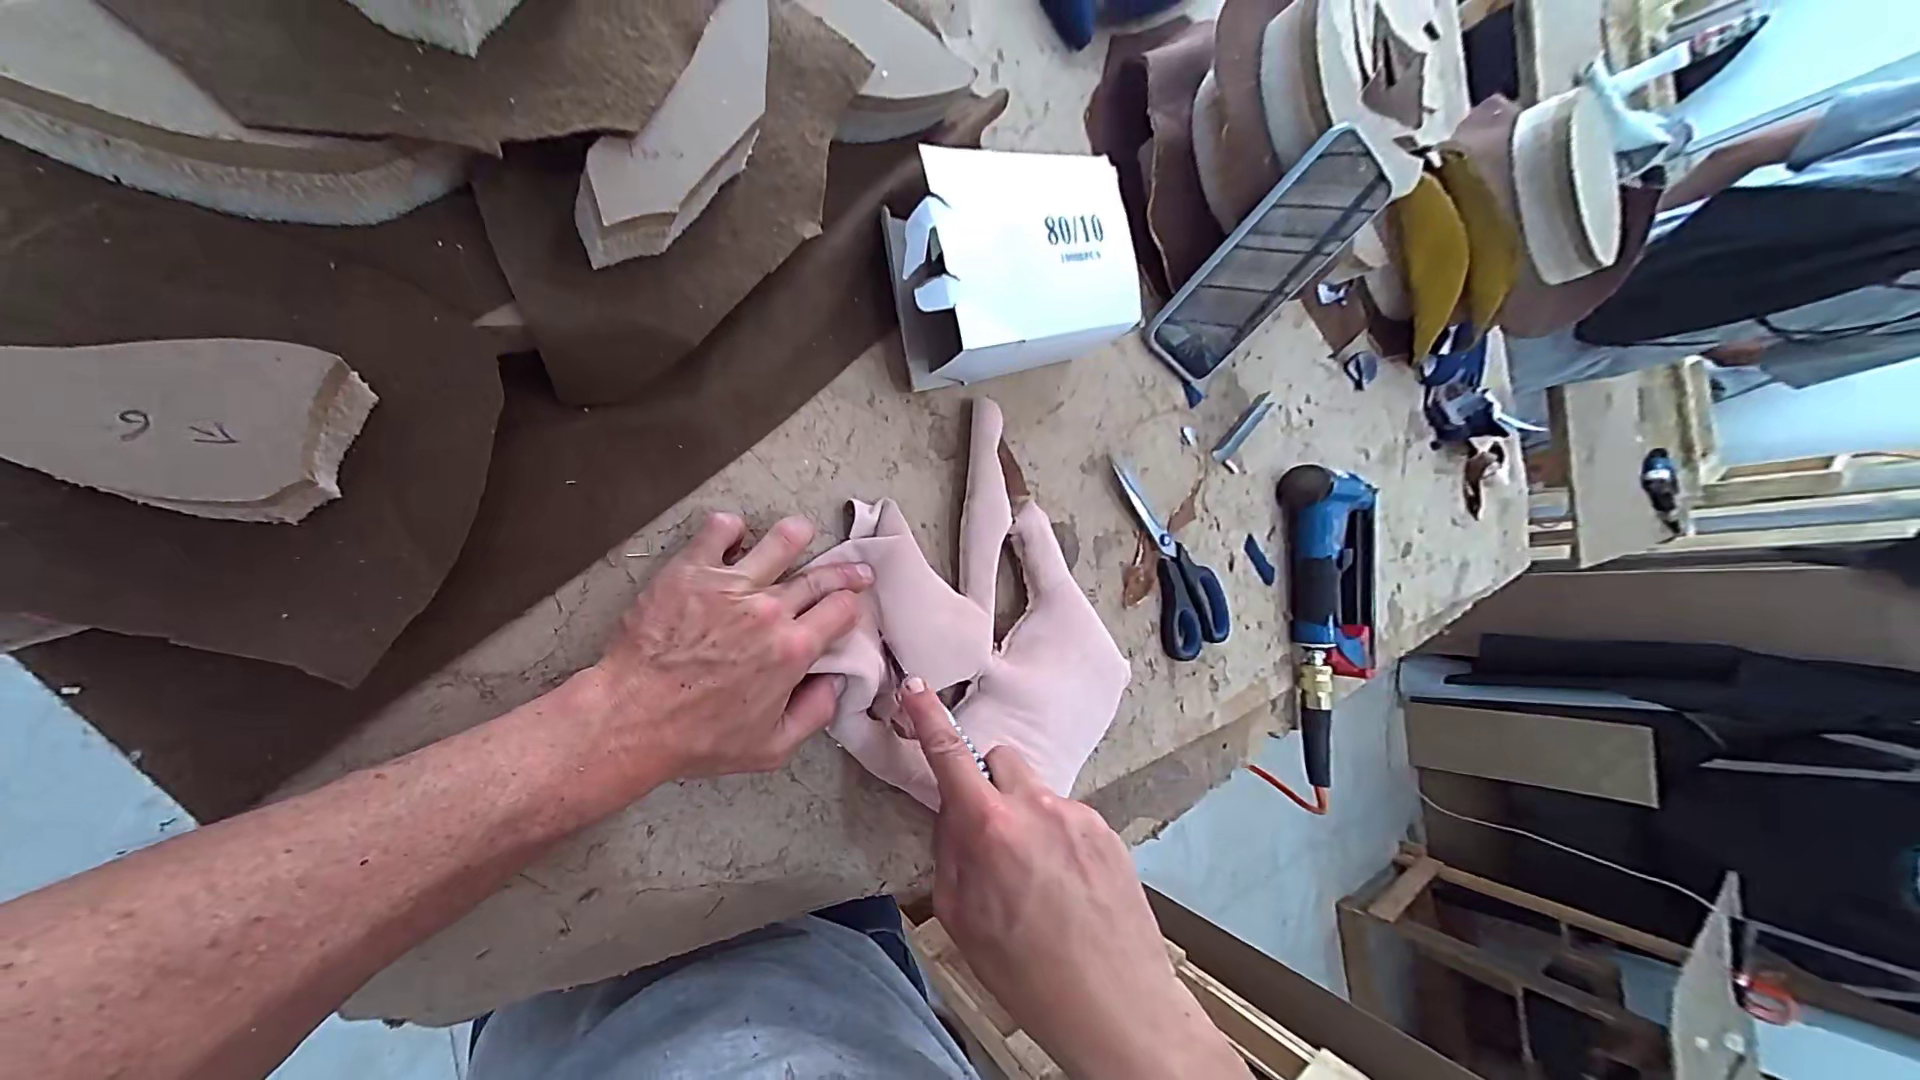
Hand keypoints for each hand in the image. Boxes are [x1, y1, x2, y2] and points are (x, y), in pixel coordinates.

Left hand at [577, 512, 871, 791]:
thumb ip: (816, 714)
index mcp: (792, 649)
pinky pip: (721, 529)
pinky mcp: (692, 572)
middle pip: (822, 575)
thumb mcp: (772, 748)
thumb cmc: (696, 737)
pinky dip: (732, 528)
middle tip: (854, 569)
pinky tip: (734, 537)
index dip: (852, 605)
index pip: (842, 609)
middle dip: (845, 570)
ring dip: (799, 535)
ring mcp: (731, 586)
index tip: (850, 604)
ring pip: (783, 540)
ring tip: (802, 533)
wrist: (630, 720)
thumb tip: (835, 683)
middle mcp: (769, 611)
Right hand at [900, 681, 1241, 1079]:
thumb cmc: (1030, 974)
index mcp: (992, 829)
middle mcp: (1036, 808)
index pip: (950, 756)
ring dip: (1023, 813)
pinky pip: (1067, 813)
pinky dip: (1056, 834)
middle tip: (990, 829)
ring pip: (1035, 790)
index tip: (916, 688)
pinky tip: (1064, 882)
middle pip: (999, 760)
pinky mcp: (1106, 829)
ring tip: (1034, 872)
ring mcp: (1077, 815)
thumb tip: (952, 814)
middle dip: (986, 783)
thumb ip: (949, 851)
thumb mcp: (961, 918)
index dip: (928, 717)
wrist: (1117, 1006)